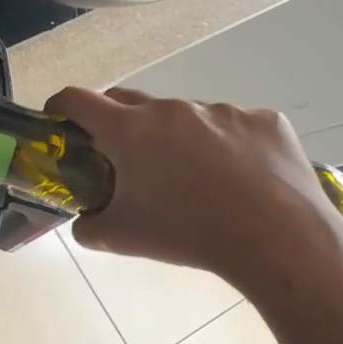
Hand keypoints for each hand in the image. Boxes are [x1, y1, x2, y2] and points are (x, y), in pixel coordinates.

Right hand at [46, 87, 342, 293]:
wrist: (283, 244)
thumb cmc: (188, 234)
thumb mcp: (119, 238)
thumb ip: (86, 225)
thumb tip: (83, 220)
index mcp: (128, 130)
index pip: (75, 99)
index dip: (59, 108)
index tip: (59, 123)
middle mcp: (170, 109)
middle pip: (126, 101)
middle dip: (115, 123)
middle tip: (123, 157)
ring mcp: (221, 111)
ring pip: (182, 116)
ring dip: (174, 137)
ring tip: (193, 177)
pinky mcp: (265, 121)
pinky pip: (232, 125)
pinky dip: (224, 144)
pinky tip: (238, 177)